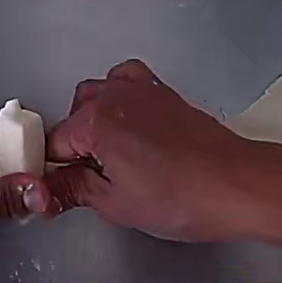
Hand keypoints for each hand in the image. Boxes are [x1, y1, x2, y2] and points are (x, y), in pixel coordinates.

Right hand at [45, 59, 281, 242]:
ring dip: (94, 117)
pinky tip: (129, 120)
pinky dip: (120, 93)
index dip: (55, 169)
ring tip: (110, 153)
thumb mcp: (116, 204)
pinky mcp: (161, 91)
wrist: (234, 183)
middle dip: (75, 144)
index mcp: (95, 122)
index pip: (54, 143)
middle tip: (90, 177)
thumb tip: (47, 192)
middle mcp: (114, 96)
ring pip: (98, 92)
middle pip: (74, 114)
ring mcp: (139, 89)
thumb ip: (72, 191)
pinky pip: (127, 79)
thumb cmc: (183, 195)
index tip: (61, 187)